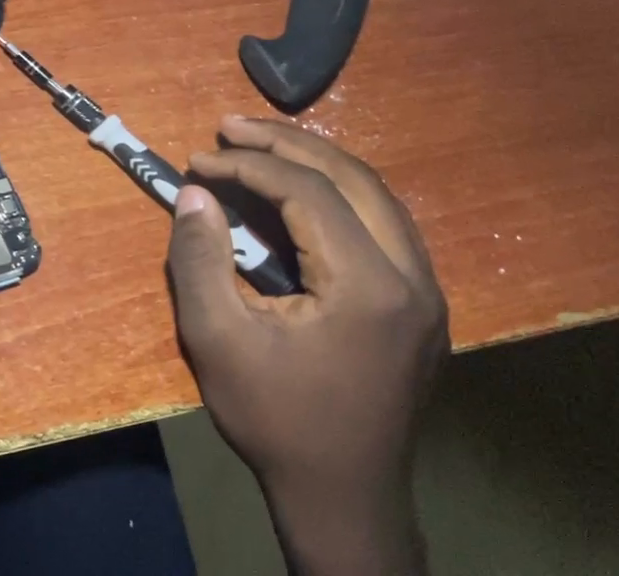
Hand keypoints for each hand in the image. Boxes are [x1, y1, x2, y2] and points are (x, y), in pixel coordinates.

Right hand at [168, 116, 447, 575]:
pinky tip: (296, 194)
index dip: (247, 167)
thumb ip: (199, 257)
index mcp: (368, 285)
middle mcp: (413, 278)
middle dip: (288, 146)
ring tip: (258, 147)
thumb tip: (194, 193)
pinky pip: (382, 227)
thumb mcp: (216, 335)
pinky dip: (336, 195)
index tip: (196, 162)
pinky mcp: (417, 307)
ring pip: (378, 199)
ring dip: (316, 165)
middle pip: (356, 181)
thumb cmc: (272, 413)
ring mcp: (424, 294)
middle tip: (229, 128)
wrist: (340, 490)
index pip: (309, 193)